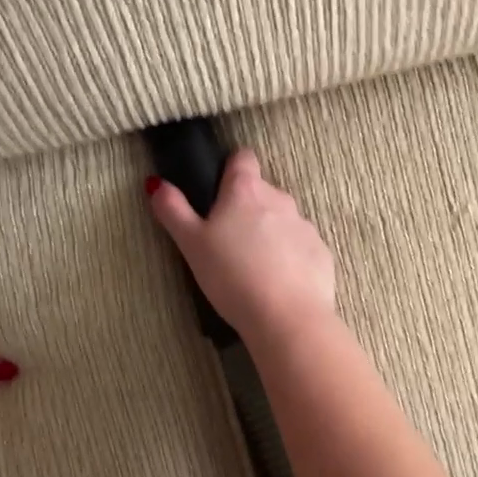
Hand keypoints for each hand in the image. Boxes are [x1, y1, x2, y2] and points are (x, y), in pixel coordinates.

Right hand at [146, 148, 336, 344]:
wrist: (287, 318)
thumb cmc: (233, 278)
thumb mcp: (192, 245)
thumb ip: (173, 210)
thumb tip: (156, 183)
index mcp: (246, 191)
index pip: (242, 158)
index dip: (230, 170)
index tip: (219, 192)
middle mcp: (280, 200)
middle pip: (262, 192)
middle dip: (247, 209)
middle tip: (228, 242)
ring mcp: (305, 226)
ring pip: (283, 220)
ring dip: (270, 234)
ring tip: (253, 267)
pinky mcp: (321, 252)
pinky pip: (301, 247)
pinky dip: (291, 258)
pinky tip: (278, 283)